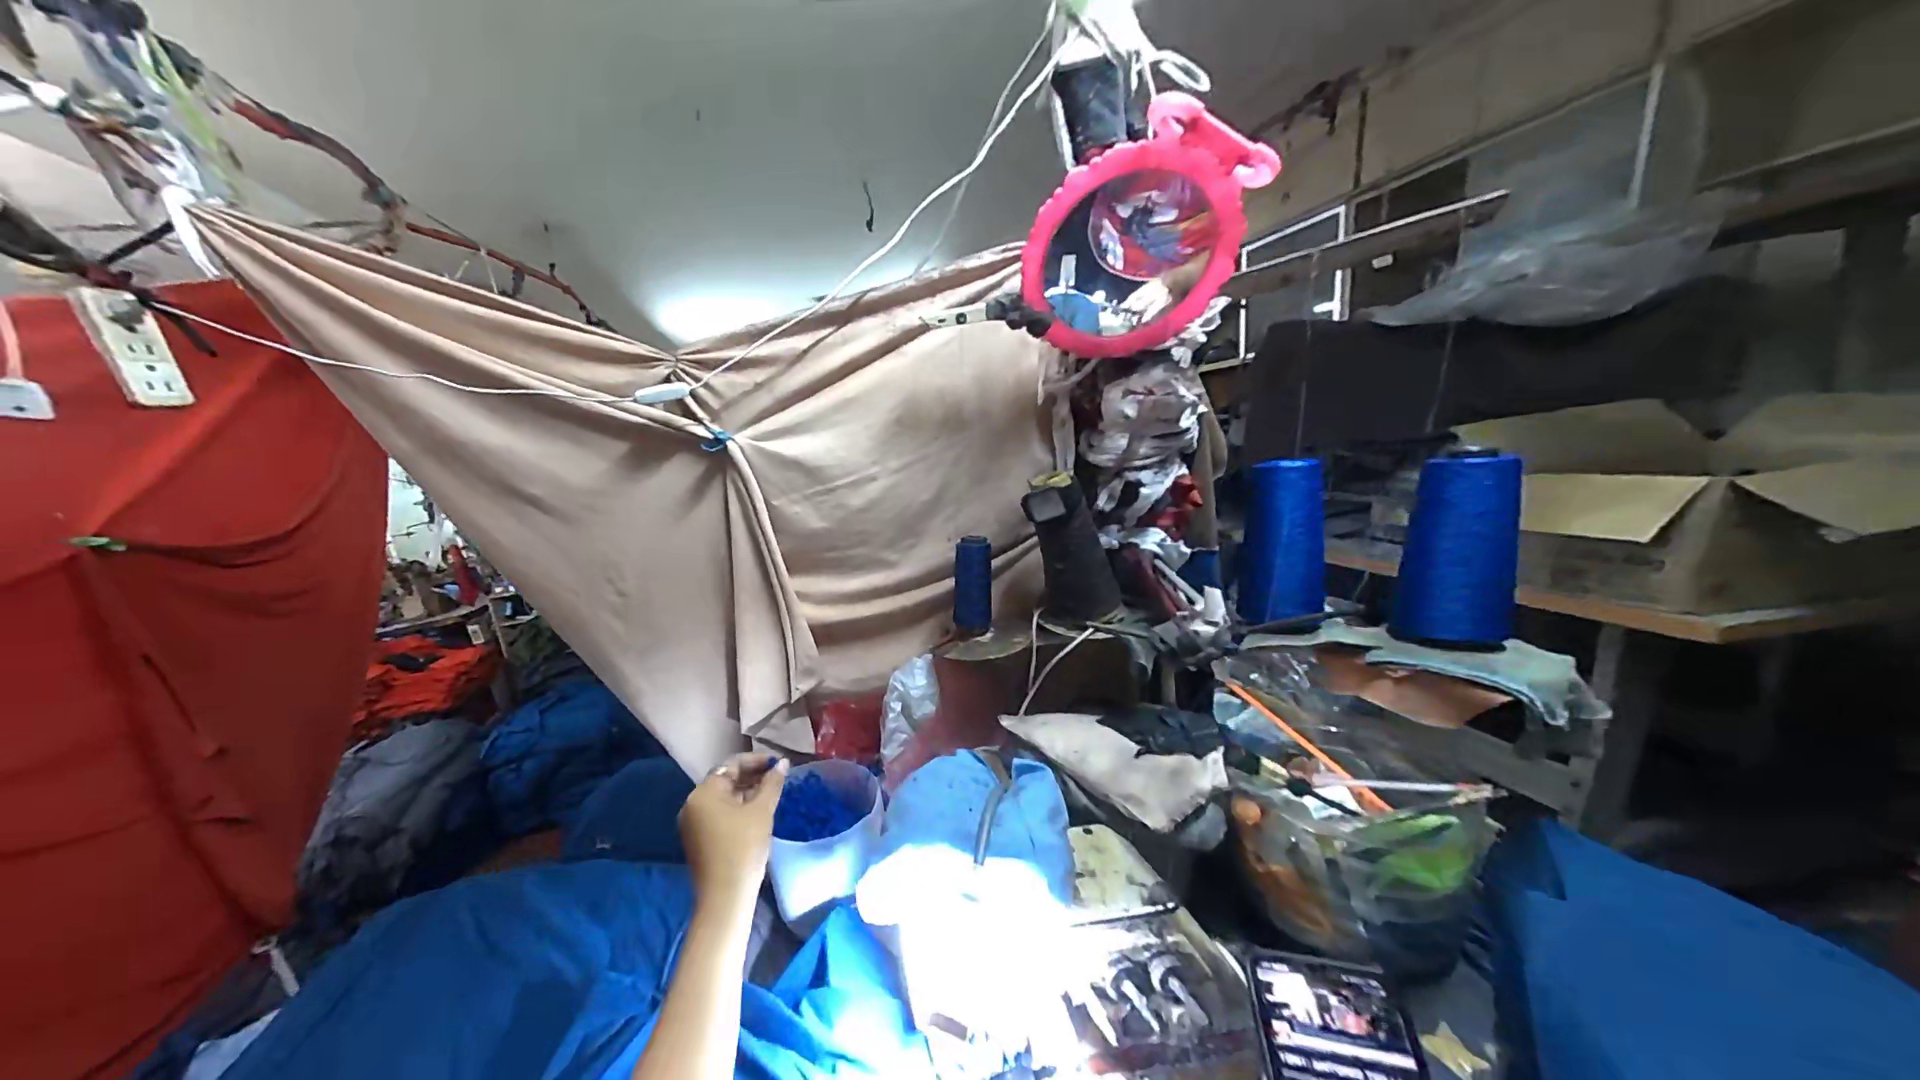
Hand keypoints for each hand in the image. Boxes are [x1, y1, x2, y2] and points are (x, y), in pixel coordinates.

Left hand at [679, 752, 786, 909]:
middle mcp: (692, 804)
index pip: (731, 765)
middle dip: (752, 776)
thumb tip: (782, 763)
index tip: (778, 763)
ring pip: (722, 797)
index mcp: (703, 793)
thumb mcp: (762, 810)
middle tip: (777, 777)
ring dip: (746, 792)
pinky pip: (718, 813)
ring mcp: (692, 823)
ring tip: (771, 793)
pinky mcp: (697, 838)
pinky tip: (756, 811)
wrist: (725, 895)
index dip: (756, 761)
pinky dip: (737, 808)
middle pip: (725, 780)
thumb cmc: (744, 846)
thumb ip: (772, 783)